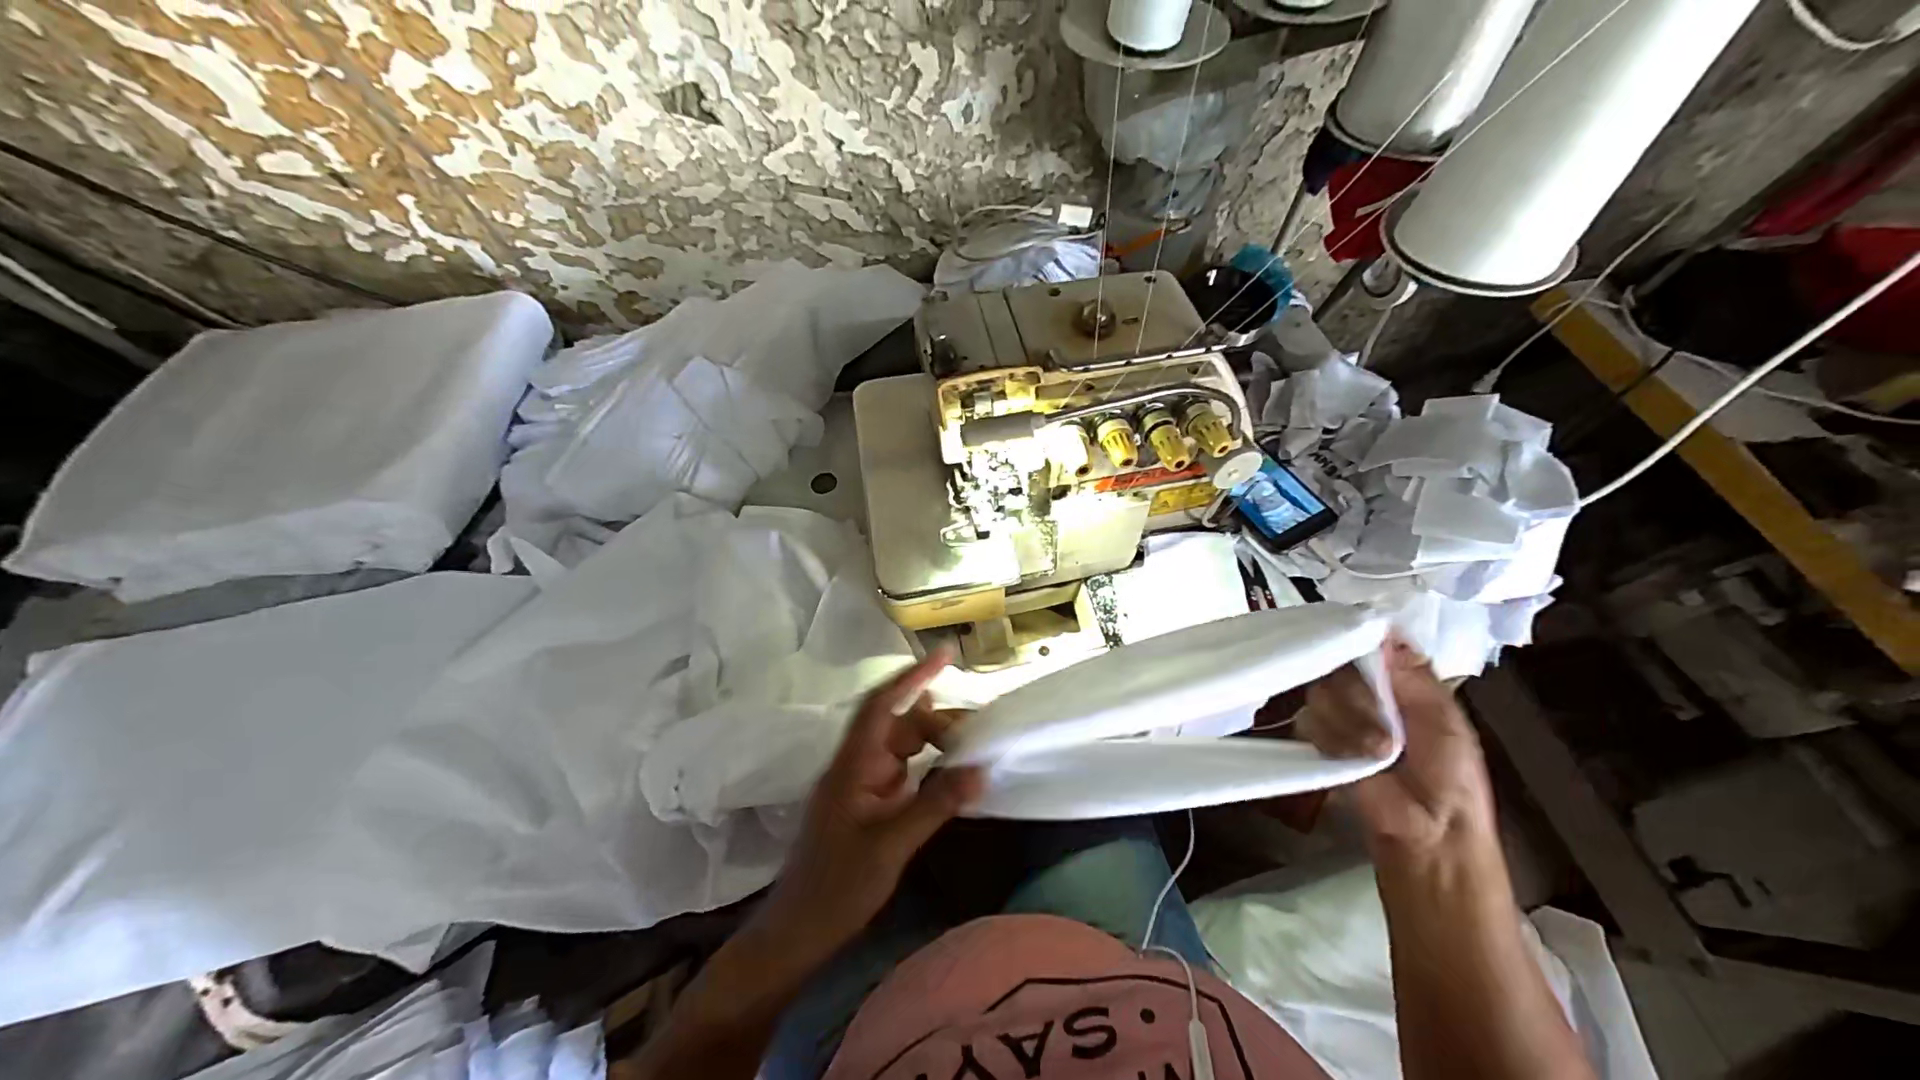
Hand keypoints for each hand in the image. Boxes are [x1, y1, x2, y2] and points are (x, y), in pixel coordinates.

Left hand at [758, 647, 984, 950]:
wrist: (797, 932)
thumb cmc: (836, 887)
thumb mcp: (890, 846)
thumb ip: (934, 805)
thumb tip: (980, 770)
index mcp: (851, 765)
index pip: (882, 705)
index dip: (912, 676)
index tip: (945, 655)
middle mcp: (855, 765)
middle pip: (897, 725)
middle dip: (936, 722)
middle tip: (978, 734)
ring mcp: (860, 785)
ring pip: (900, 747)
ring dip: (932, 743)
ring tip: (971, 747)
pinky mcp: (866, 805)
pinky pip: (900, 771)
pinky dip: (926, 767)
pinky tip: (950, 772)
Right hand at [1300, 640, 1498, 861]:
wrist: (1430, 833)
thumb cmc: (1452, 781)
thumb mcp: (1447, 722)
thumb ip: (1414, 677)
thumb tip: (1386, 631)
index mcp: (1398, 685)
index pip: (1367, 647)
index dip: (1359, 640)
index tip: (1356, 641)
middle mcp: (1364, 695)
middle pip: (1339, 668)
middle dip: (1362, 695)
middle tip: (1388, 727)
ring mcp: (1338, 718)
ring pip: (1322, 694)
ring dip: (1352, 724)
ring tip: (1379, 753)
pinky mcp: (1316, 742)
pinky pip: (1309, 723)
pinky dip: (1333, 741)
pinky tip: (1354, 760)